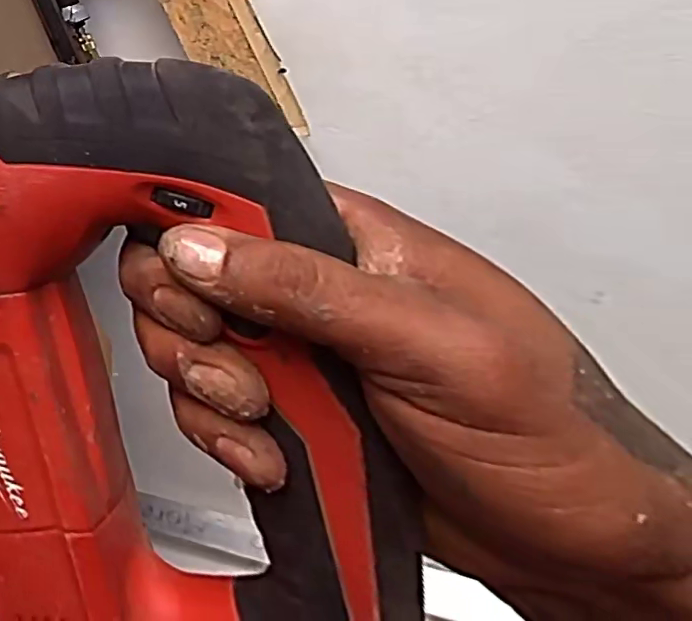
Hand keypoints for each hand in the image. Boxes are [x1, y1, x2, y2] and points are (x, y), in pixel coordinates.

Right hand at [119, 186, 691, 617]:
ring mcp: (271, 340)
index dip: (173, 235)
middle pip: (169, 271)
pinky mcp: (261, 394)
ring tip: (263, 416)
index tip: (183, 284)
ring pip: (171, 336)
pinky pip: (192, 399)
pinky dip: (217, 429)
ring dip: (202, 384)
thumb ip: (308, 286)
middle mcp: (286, 281)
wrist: (582, 549)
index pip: (212, 202)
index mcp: (330, 236)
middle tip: (231, 359)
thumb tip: (193, 247)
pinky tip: (268, 450)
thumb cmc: (554, 434)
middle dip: (183, 324)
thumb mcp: (439, 345)